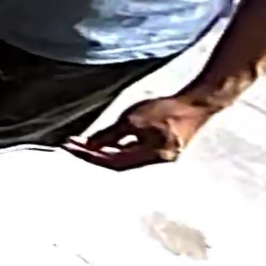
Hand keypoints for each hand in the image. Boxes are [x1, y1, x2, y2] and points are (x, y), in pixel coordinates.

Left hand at [66, 94, 225, 169]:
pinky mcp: (161, 144)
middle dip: (91, 153)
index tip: (69, 147)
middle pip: (118, 161)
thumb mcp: (132, 121)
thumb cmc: (165, 110)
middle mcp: (159, 159)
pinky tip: (100, 139)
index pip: (114, 162)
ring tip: (79, 141)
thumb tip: (90, 146)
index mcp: (154, 156)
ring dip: (101, 149)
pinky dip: (114, 145)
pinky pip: (132, 149)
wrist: (196, 103)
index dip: (89, 156)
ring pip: (124, 156)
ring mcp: (162, 152)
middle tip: (68, 144)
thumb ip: (110, 135)